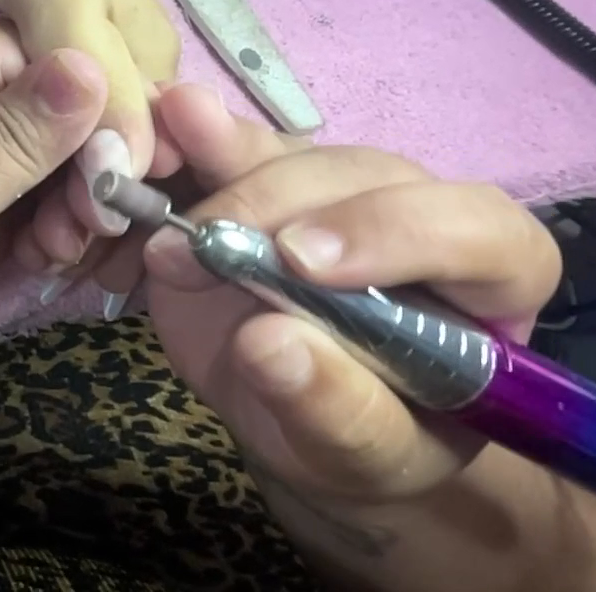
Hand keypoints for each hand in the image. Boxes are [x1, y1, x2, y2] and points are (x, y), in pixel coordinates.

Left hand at [0, 25, 107, 375]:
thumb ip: (14, 132)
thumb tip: (93, 60)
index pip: (43, 56)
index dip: (99, 98)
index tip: (139, 156)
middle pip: (52, 120)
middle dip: (85, 168)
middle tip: (97, 224)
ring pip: (42, 172)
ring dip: (68, 211)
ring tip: (64, 252)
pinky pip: (18, 215)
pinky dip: (43, 238)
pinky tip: (50, 266)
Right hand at [143, 85, 562, 502]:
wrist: (291, 401)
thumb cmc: (356, 433)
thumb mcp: (361, 452)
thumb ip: (337, 409)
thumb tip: (268, 343)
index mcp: (479, 272)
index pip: (468, 227)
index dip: (389, 230)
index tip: (296, 262)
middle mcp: (396, 204)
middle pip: (342, 174)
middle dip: (255, 206)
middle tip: (181, 254)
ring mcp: (309, 180)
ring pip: (259, 144)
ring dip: (192, 151)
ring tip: (131, 170)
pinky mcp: (235, 172)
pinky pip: (193, 143)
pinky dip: (151, 151)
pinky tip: (116, 165)